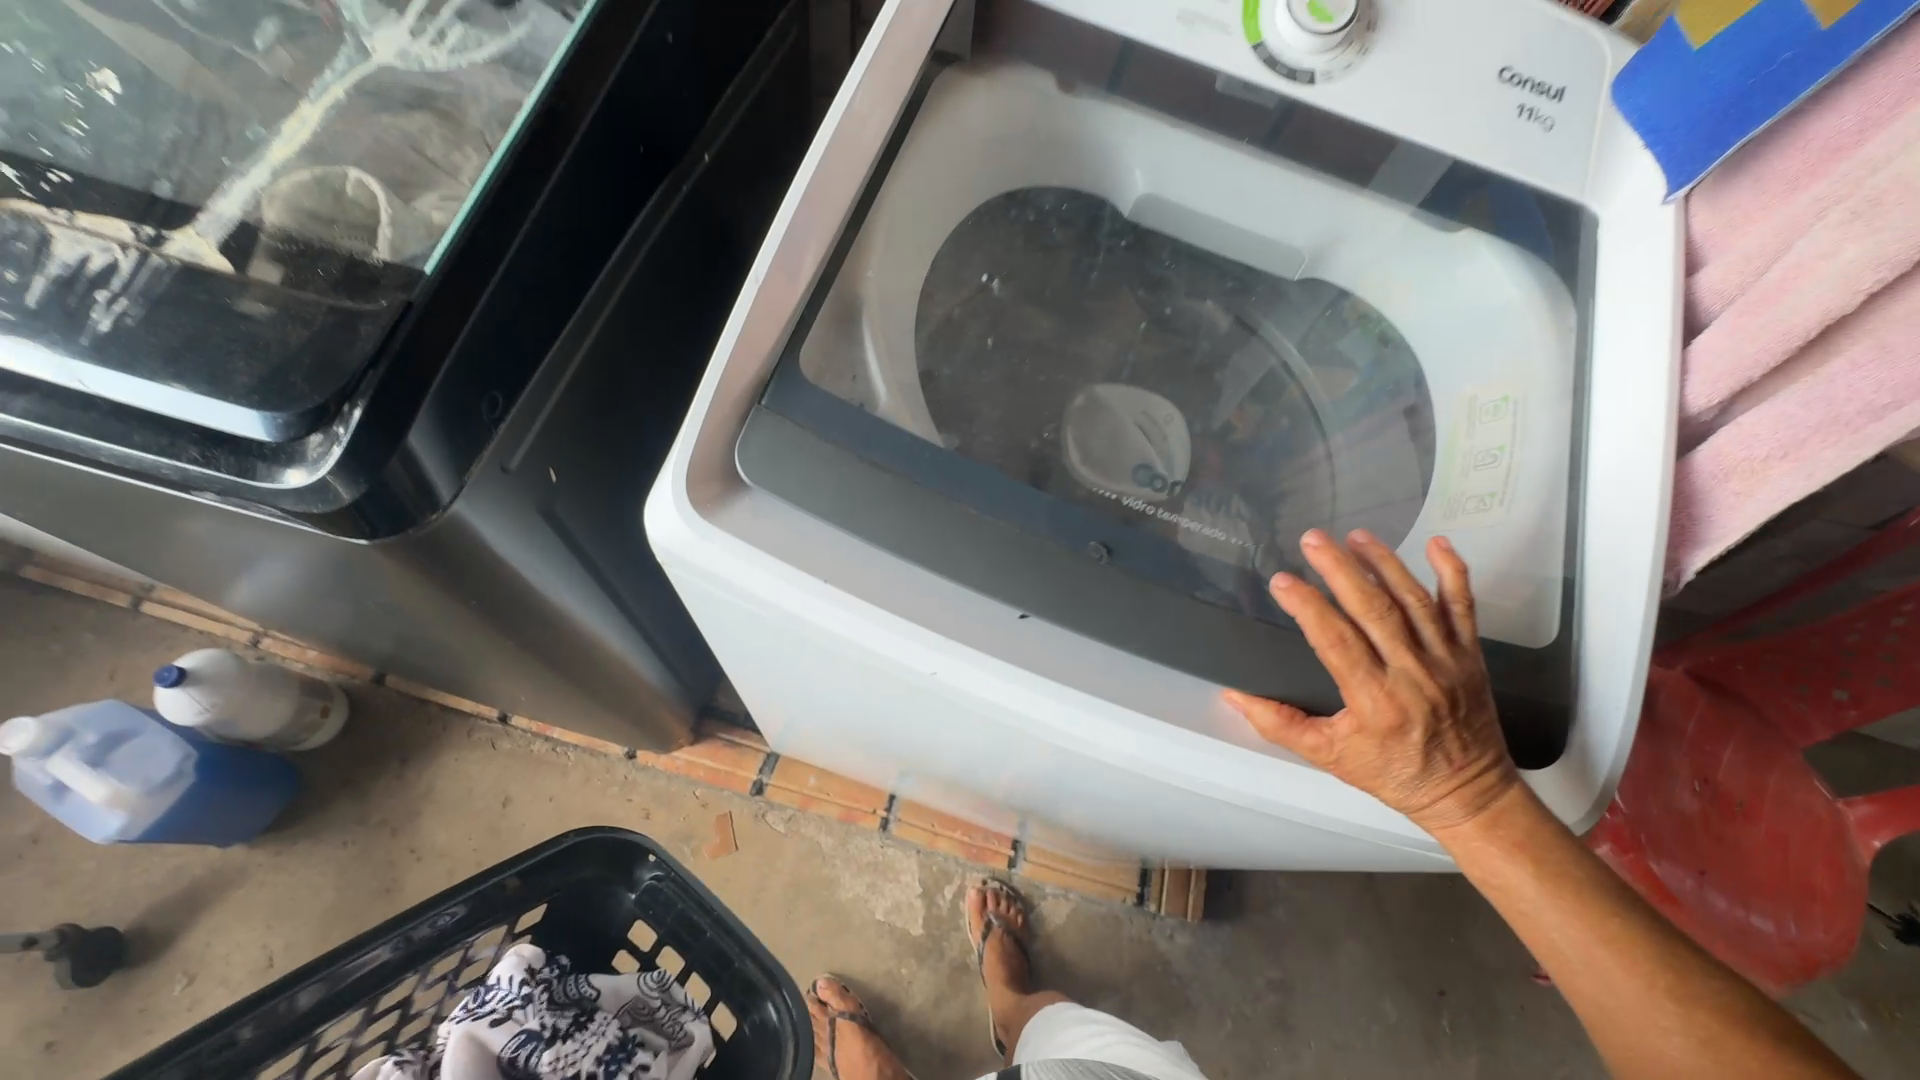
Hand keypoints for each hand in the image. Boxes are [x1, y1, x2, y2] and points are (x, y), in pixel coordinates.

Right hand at [1224, 528, 1519, 834]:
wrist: (1468, 793)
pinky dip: (1453, 572)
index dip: (1308, 607)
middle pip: (1374, 610)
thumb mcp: (1329, 757)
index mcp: (1375, 699)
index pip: (1336, 641)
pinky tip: (1437, 542)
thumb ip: (1280, 725)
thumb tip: (1234, 696)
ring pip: (1414, 600)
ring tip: (1355, 535)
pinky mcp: (1471, 655)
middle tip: (1313, 539)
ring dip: (1385, 563)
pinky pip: (1464, 606)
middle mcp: (1413, 673)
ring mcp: (1446, 660)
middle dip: (1341, 569)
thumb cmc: (1394, 774)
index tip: (1282, 581)